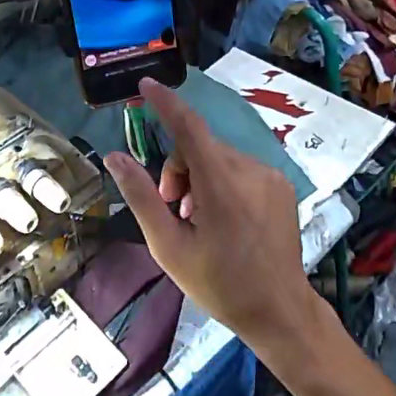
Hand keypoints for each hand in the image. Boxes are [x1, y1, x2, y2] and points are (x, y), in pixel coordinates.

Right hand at [104, 78, 323, 348]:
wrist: (279, 310)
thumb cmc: (219, 284)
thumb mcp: (168, 247)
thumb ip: (141, 197)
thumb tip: (114, 157)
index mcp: (221, 185)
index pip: (189, 127)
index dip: (165, 102)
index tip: (145, 85)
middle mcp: (250, 170)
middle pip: (200, 148)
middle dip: (178, 170)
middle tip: (173, 209)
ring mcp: (271, 176)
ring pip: (219, 158)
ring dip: (200, 178)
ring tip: (199, 219)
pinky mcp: (282, 185)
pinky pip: (241, 169)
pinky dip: (223, 183)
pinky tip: (225, 219)